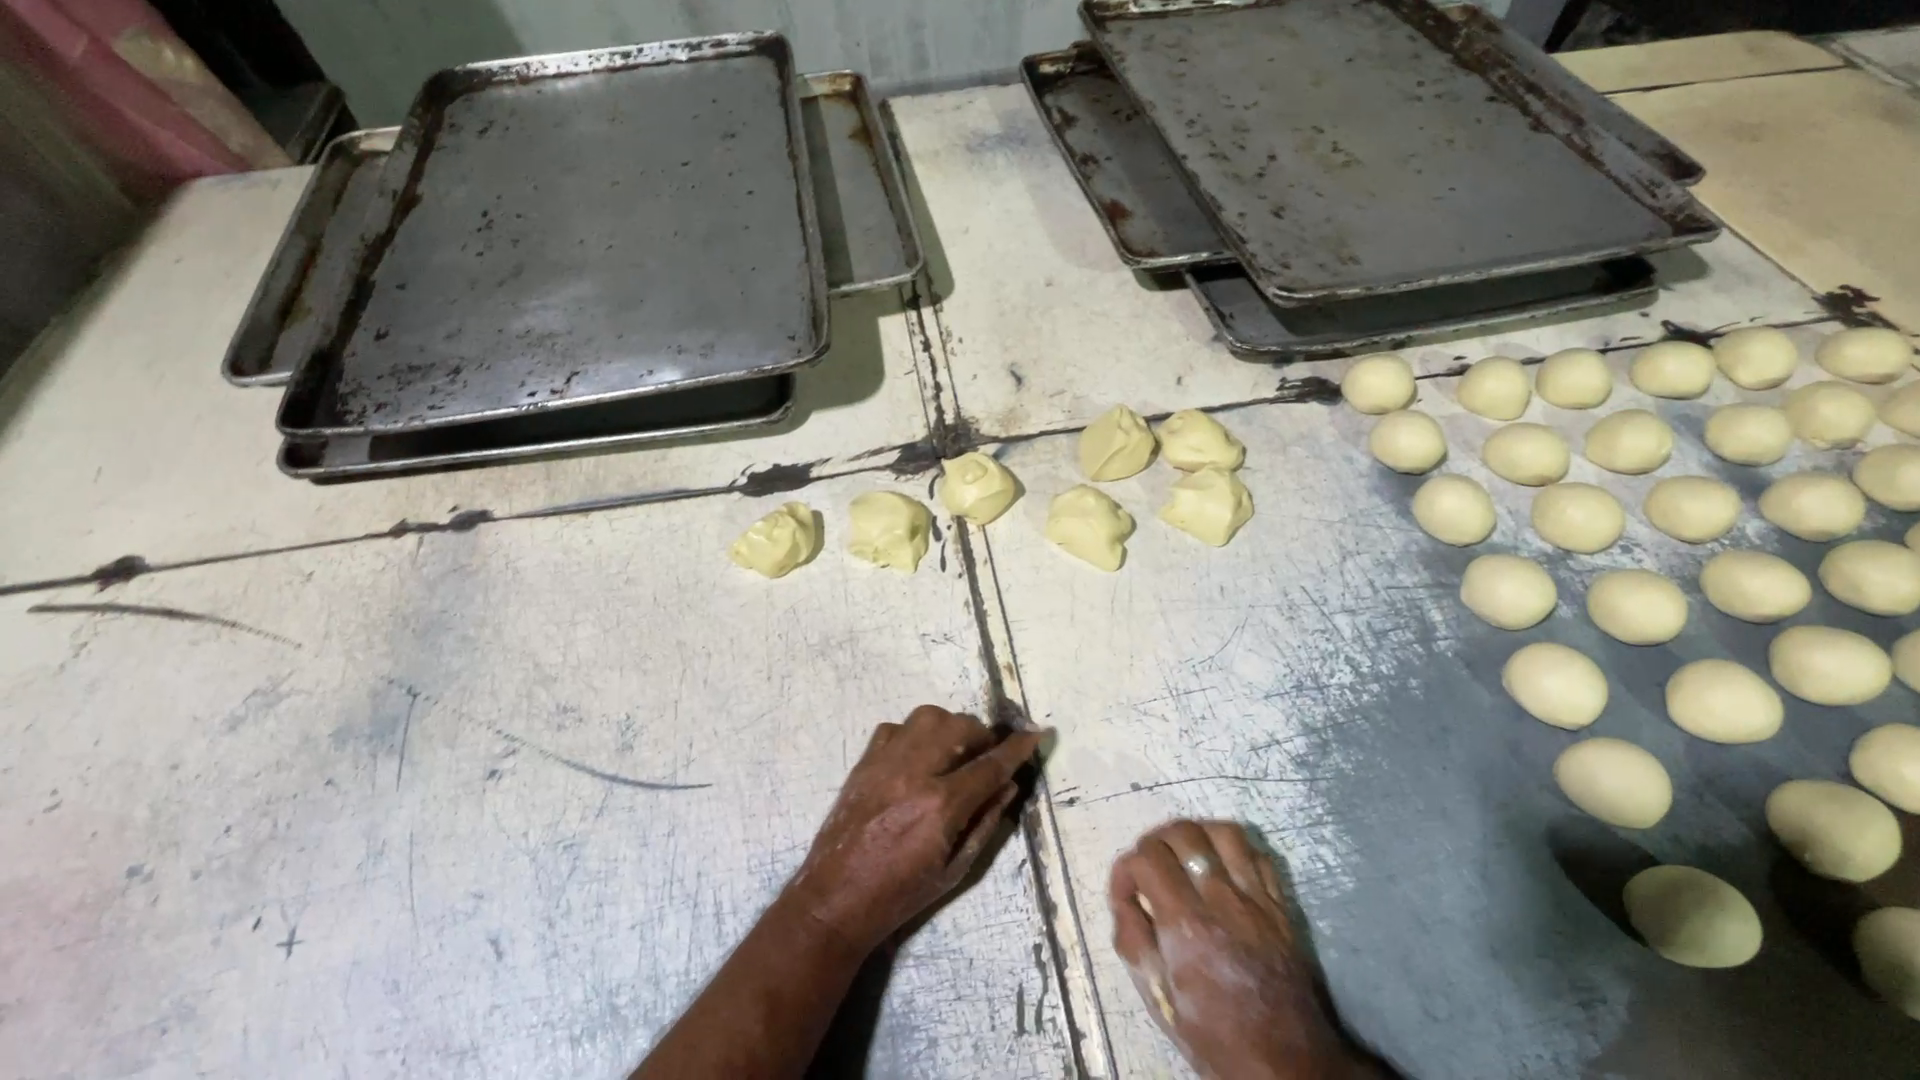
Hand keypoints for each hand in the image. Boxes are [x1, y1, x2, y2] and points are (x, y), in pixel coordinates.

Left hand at [784, 705, 1044, 953]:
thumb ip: (985, 821)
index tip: (1036, 733)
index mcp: (940, 805)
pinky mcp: (863, 762)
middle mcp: (914, 773)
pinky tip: (917, 759)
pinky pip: (895, 728)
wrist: (836, 899)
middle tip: (986, 757)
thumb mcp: (956, 869)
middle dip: (982, 737)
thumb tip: (1009, 785)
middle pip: (960, 726)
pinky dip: (914, 736)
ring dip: (949, 728)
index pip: (990, 764)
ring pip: (928, 716)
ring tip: (953, 752)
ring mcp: (884, 762)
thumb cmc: (901, 894)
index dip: (1017, 748)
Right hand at [1111, 821, 1385, 1079]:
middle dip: (1156, 841)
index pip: (1147, 858)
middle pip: (1184, 833)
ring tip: (1184, 856)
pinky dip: (1233, 850)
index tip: (1126, 892)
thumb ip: (1134, 942)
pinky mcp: (1280, 907)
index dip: (1126, 868)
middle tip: (1150, 867)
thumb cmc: (1215, 1036)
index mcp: (1186, 925)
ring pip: (1224, 832)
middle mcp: (1221, 901)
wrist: (1285, 1061)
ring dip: (1197, 836)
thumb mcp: (1159, 1000)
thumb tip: (1124, 900)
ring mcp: (1256, 900)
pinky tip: (1222, 867)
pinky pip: (1258, 855)